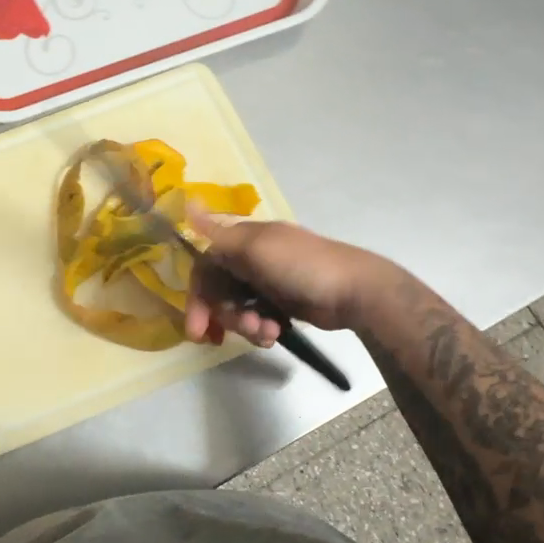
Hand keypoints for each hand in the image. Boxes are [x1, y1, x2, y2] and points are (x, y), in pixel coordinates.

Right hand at [182, 215, 404, 345]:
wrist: (356, 291)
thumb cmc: (302, 266)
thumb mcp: (256, 247)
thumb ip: (218, 234)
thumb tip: (187, 203)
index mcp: (243, 240)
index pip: (205, 267)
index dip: (197, 296)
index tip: (196, 328)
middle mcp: (251, 259)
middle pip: (218, 291)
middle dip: (222, 315)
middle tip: (221, 339)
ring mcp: (267, 282)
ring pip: (237, 308)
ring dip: (243, 325)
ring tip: (265, 333)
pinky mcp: (282, 304)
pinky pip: (257, 318)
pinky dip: (260, 329)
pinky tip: (275, 335)